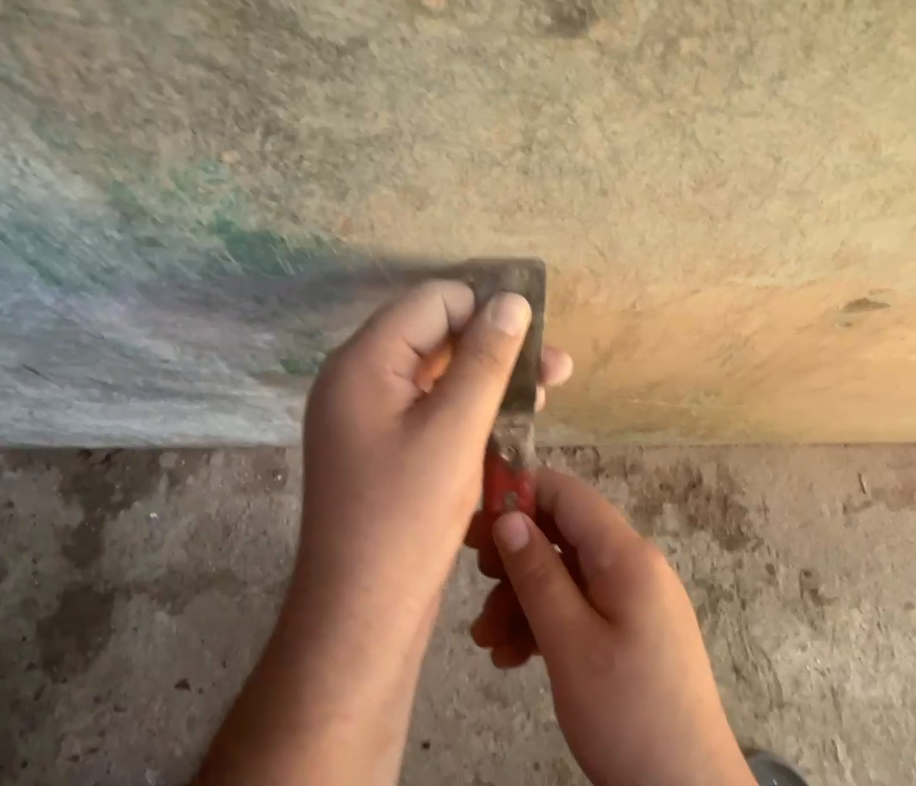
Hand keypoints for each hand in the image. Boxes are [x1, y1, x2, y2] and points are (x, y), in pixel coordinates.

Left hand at [194, 280, 572, 785]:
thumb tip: (512, 301)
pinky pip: (428, 410)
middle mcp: (357, 378)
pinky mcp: (380, 447)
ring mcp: (366, 415)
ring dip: (488, 382)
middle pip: (435, 335)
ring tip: (545, 398)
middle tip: (558, 370)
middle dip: (496, 347)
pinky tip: (511, 427)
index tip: (539, 335)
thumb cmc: (406, 518)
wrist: (359, 613)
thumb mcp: (455, 430)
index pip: (433, 302)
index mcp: (363, 361)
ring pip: (436, 375)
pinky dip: (468, 412)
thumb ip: (486, 360)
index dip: (486, 310)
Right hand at [469, 471, 754, 785]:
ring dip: (520, 600)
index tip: (474, 521)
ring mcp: (633, 601)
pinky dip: (544, 624)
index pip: (567, 494)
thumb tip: (508, 515)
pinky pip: (579, 609)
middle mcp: (634, 567)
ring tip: (486, 641)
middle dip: (513, 557)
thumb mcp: (570, 643)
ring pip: (564, 577)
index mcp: (627, 556)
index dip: (519, 493)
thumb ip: (537, 574)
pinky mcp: (630, 633)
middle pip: (561, 535)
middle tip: (474, 580)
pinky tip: (513, 657)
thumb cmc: (626, 711)